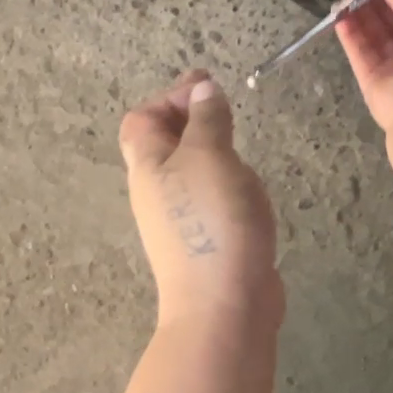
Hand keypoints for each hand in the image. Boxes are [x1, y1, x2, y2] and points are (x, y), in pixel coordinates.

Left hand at [118, 71, 283, 329]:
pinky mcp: (206, 244)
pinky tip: (250, 195)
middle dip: (193, 122)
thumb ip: (206, 121)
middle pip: (164, 146)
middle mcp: (157, 193)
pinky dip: (227, 187)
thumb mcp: (209, 157)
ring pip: (190, 174)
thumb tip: (201, 91)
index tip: (209, 88)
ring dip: (213, 155)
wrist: (223, 305)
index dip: (170, 97)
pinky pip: (211, 202)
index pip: (142, 119)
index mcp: (148, 167)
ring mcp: (180, 222)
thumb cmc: (212, 223)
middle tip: (227, 112)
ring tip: (241, 150)